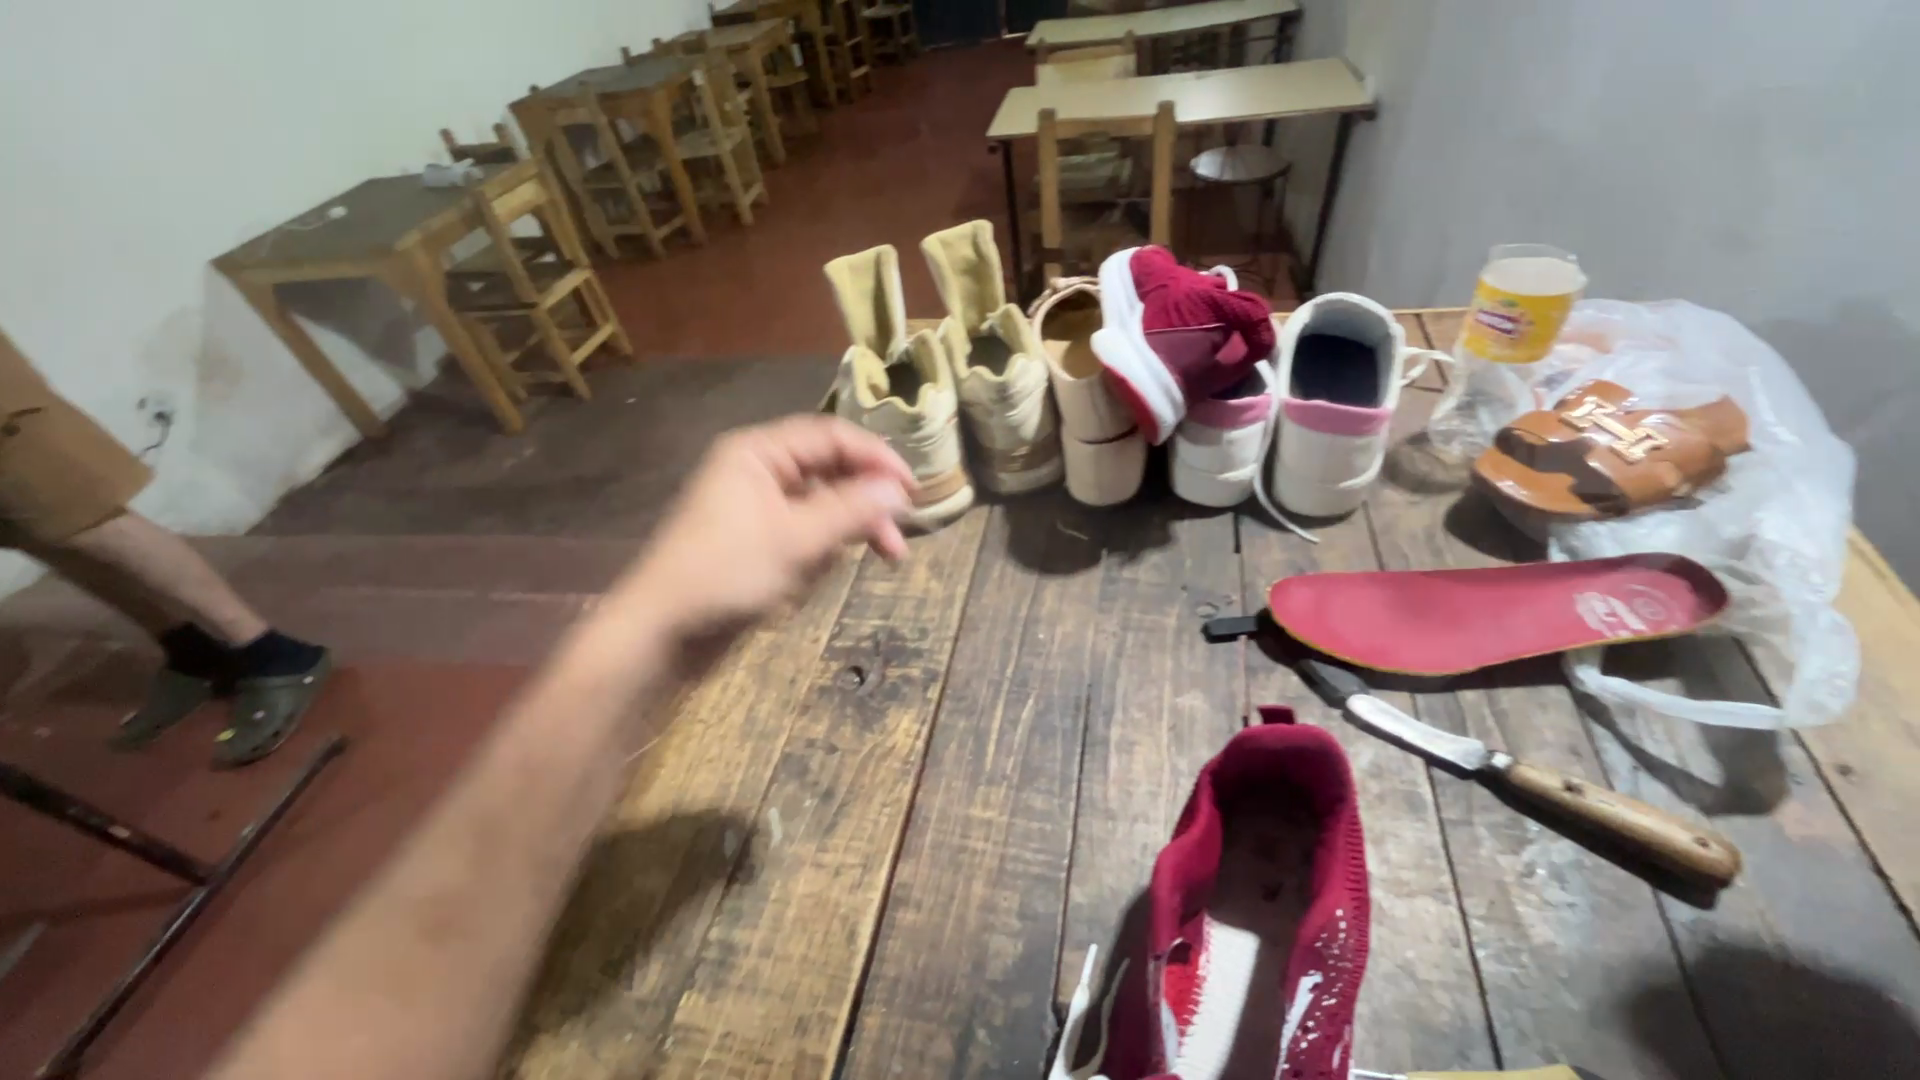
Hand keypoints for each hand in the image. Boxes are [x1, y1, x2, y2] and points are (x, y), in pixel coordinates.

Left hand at [622, 415, 912, 643]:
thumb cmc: (726, 575)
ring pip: (821, 511)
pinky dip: (816, 558)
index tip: (913, 491)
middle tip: (897, 544)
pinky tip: (804, 588)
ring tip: (862, 566)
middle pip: (830, 475)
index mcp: (758, 453)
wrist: (662, 633)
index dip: (876, 459)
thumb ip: (852, 511)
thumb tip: (899, 489)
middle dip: (864, 509)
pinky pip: (804, 539)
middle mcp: (758, 472)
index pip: (832, 437)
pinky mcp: (757, 545)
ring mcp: (757, 510)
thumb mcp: (796, 540)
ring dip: (843, 537)